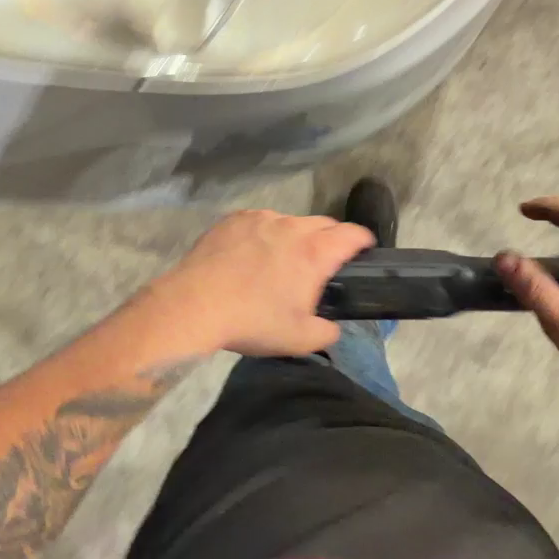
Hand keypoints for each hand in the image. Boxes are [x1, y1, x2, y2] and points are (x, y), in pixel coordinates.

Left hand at [145, 210, 373, 356]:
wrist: (194, 305)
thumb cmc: (252, 321)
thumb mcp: (299, 340)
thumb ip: (327, 332)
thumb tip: (331, 326)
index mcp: (314, 252)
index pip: (353, 234)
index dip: (363, 241)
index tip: (364, 251)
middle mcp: (291, 227)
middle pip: (323, 224)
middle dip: (330, 239)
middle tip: (322, 264)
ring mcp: (260, 219)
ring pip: (289, 222)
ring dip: (293, 237)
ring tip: (280, 262)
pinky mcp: (233, 219)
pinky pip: (259, 222)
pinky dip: (263, 235)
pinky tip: (249, 257)